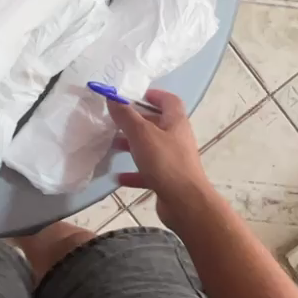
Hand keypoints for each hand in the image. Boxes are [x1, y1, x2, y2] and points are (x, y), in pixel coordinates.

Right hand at [110, 89, 217, 226]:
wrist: (185, 202)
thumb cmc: (165, 162)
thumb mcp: (142, 134)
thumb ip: (126, 116)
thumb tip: (112, 97)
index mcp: (176, 123)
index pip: (169, 101)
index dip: (154, 95)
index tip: (135, 95)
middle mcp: (177, 139)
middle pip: (157, 124)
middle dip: (136, 121)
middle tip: (115, 121)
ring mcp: (173, 160)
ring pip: (151, 148)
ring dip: (132, 145)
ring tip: (112, 146)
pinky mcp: (168, 180)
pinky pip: (148, 172)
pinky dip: (133, 172)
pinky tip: (118, 176)